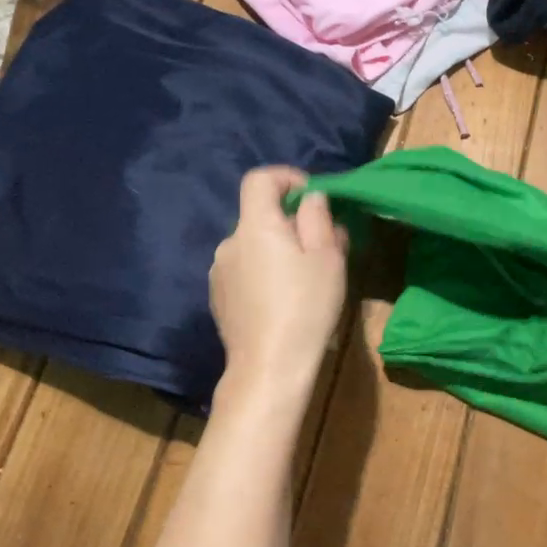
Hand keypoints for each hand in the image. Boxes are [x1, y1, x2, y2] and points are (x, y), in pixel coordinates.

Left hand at [209, 167, 347, 399]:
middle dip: (291, 222)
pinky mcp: (219, 298)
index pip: (259, 179)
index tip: (313, 198)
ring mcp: (219, 272)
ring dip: (278, 250)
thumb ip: (318, 218)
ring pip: (253, 244)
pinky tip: (283, 300)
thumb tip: (310, 198)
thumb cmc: (306, 307)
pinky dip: (264, 272)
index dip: (287, 178)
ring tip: (306, 278)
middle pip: (259, 215)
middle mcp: (229, 242)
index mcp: (255, 226)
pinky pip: (244, 270)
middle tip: (324, 246)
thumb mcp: (327, 258)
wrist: (269, 369)